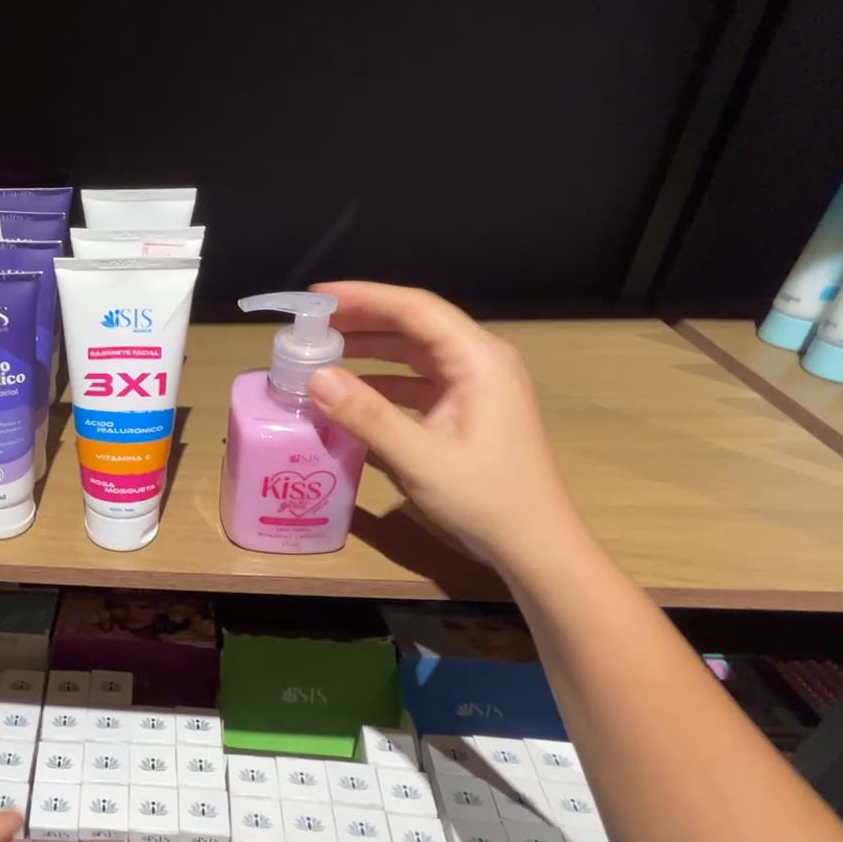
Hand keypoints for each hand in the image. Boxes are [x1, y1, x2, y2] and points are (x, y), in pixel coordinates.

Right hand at [303, 281, 583, 570]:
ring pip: (412, 354)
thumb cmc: (486, 498)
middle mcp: (478, 363)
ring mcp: (473, 387)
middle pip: (413, 325)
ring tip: (321, 350)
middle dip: (361, 320)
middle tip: (310, 323)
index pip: (415, 309)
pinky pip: (414, 383)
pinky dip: (380, 382)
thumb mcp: (421, 459)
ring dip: (368, 350)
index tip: (316, 298)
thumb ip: (367, 415)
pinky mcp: (463, 411)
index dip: (364, 297)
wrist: (533, 544)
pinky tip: (347, 391)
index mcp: (478, 360)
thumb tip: (315, 378)